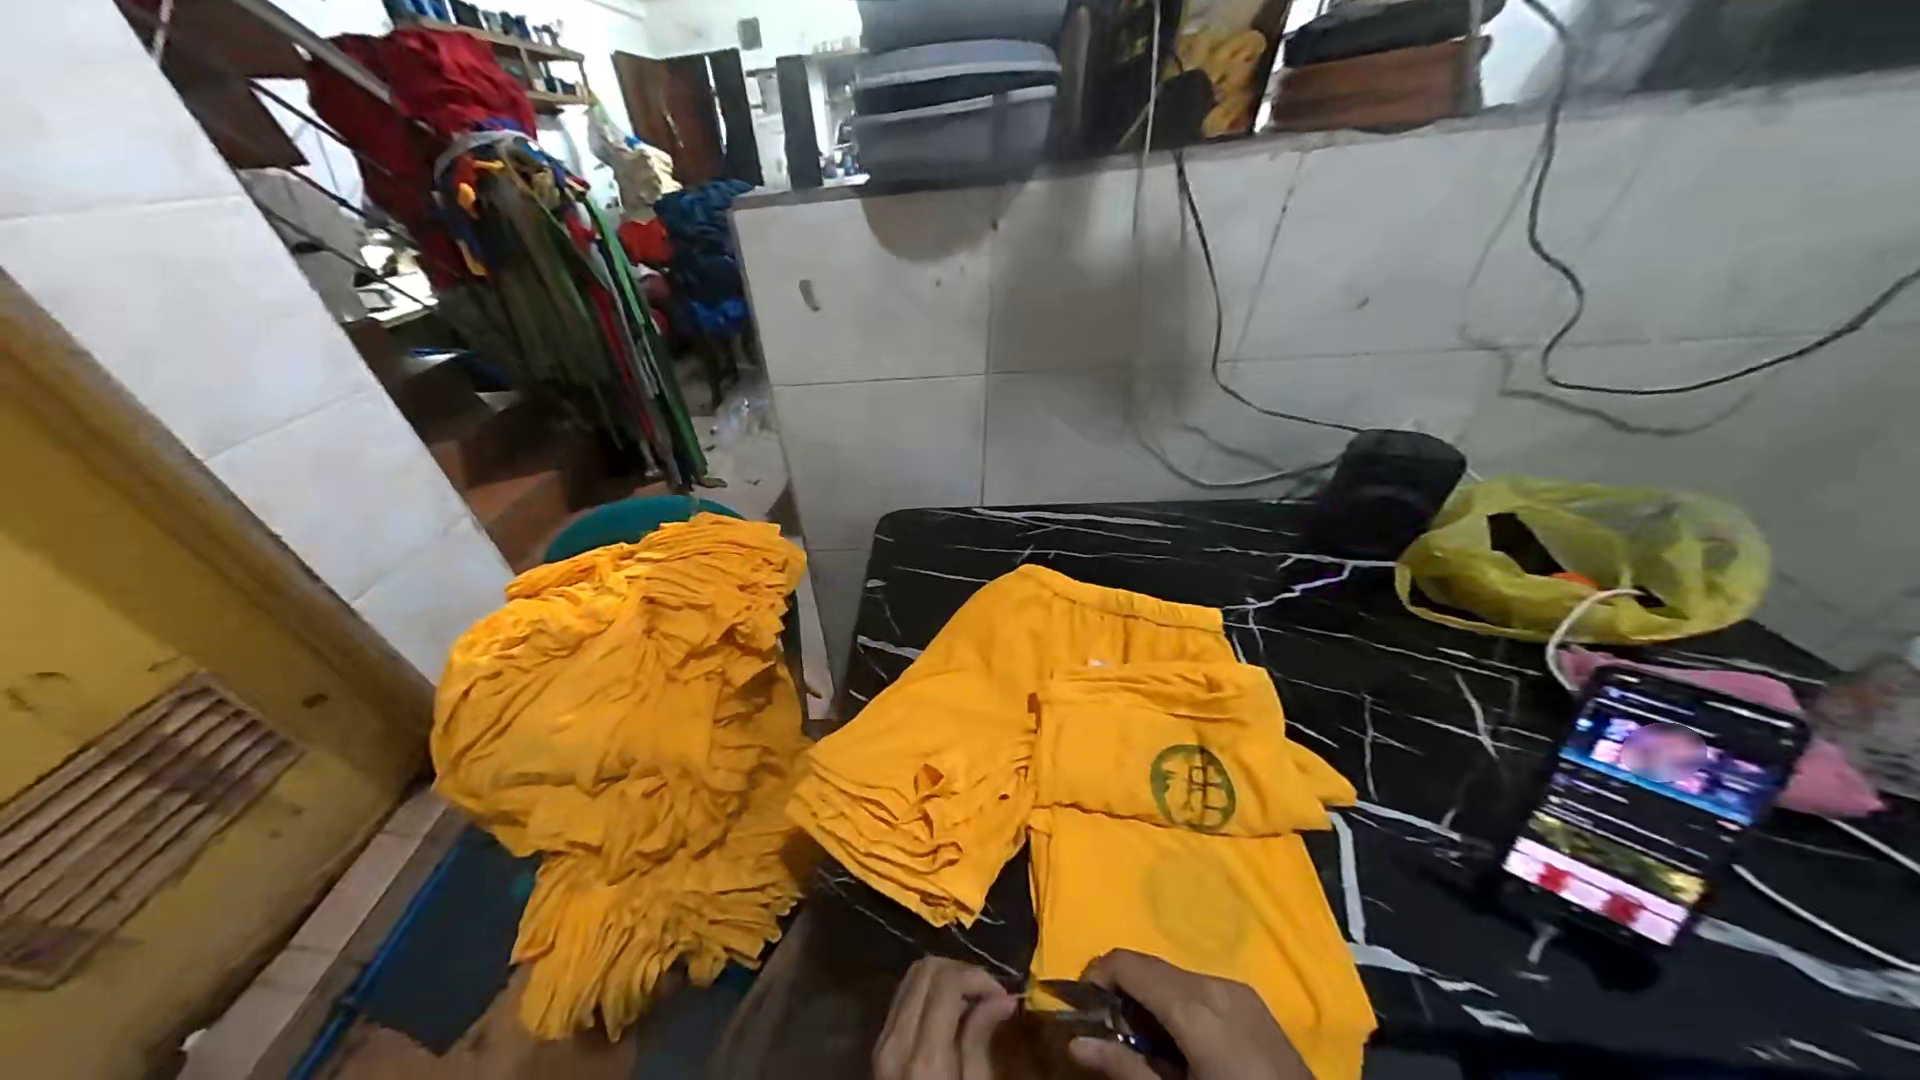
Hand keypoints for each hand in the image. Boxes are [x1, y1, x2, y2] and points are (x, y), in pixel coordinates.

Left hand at [873, 957, 1019, 1079]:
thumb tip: (1001, 997)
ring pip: (911, 978)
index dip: (978, 977)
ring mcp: (882, 1042)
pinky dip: (930, 994)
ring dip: (945, 979)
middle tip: (988, 994)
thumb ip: (980, 1043)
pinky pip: (904, 998)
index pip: (946, 981)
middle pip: (924, 969)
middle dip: (961, 971)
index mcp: (923, 1057)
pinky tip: (951, 1014)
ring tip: (973, 1002)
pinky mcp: (880, 1047)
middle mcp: (895, 1040)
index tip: (1003, 995)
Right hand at [1066, 950, 1311, 1079]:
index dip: (1097, 978)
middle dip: (1124, 994)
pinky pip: (1203, 990)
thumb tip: (1075, 1042)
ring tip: (1153, 1048)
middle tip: (1114, 1037)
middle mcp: (1214, 983)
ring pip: (1176, 979)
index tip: (1085, 1010)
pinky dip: (1182, 1006)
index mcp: (1193, 1004)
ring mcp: (1240, 991)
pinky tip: (1187, 1046)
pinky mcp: (1256, 1004)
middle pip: (1151, 969)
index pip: (1127, 962)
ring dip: (1153, 1001)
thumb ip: (1124, 1067)